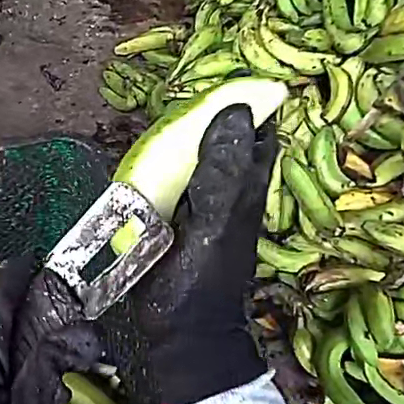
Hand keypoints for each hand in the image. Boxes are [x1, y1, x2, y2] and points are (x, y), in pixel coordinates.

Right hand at [134, 104, 276, 403]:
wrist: (181, 331)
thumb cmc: (200, 281)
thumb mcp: (214, 223)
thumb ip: (222, 171)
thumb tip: (235, 109)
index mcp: (244, 185)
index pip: (257, 129)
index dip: (250, 98)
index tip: (227, 72)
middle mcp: (228, 189)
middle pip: (228, 137)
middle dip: (213, 110)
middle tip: (187, 89)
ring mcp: (202, 204)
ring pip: (200, 155)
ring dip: (186, 133)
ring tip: (165, 113)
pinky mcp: (177, 217)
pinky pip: (174, 177)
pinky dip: (164, 160)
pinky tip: (146, 154)